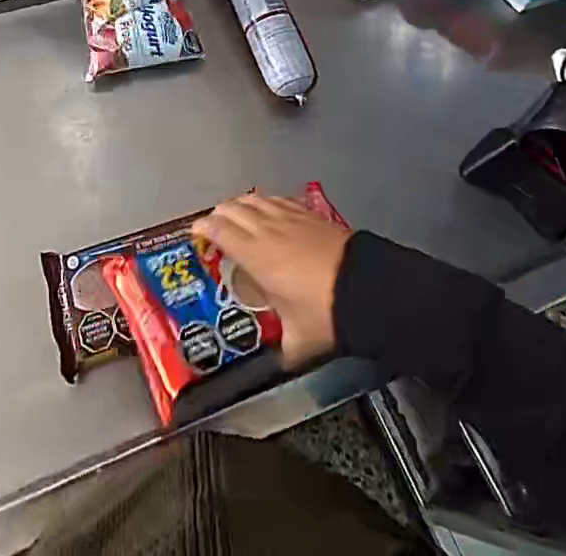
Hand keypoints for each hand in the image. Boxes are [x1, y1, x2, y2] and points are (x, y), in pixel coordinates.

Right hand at [193, 193, 351, 367]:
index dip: (203, 227)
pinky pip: (278, 200)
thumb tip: (277, 365)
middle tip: (213, 227)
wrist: (368, 289)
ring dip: (240, 204)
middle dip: (218, 214)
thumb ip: (281, 350)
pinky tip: (268, 208)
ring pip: (255, 199)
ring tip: (236, 213)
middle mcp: (268, 230)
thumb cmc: (325, 313)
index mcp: (256, 256)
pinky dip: (266, 202)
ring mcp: (290, 218)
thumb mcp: (297, 340)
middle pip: (233, 208)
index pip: (220, 229)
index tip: (196, 233)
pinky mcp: (310, 215)